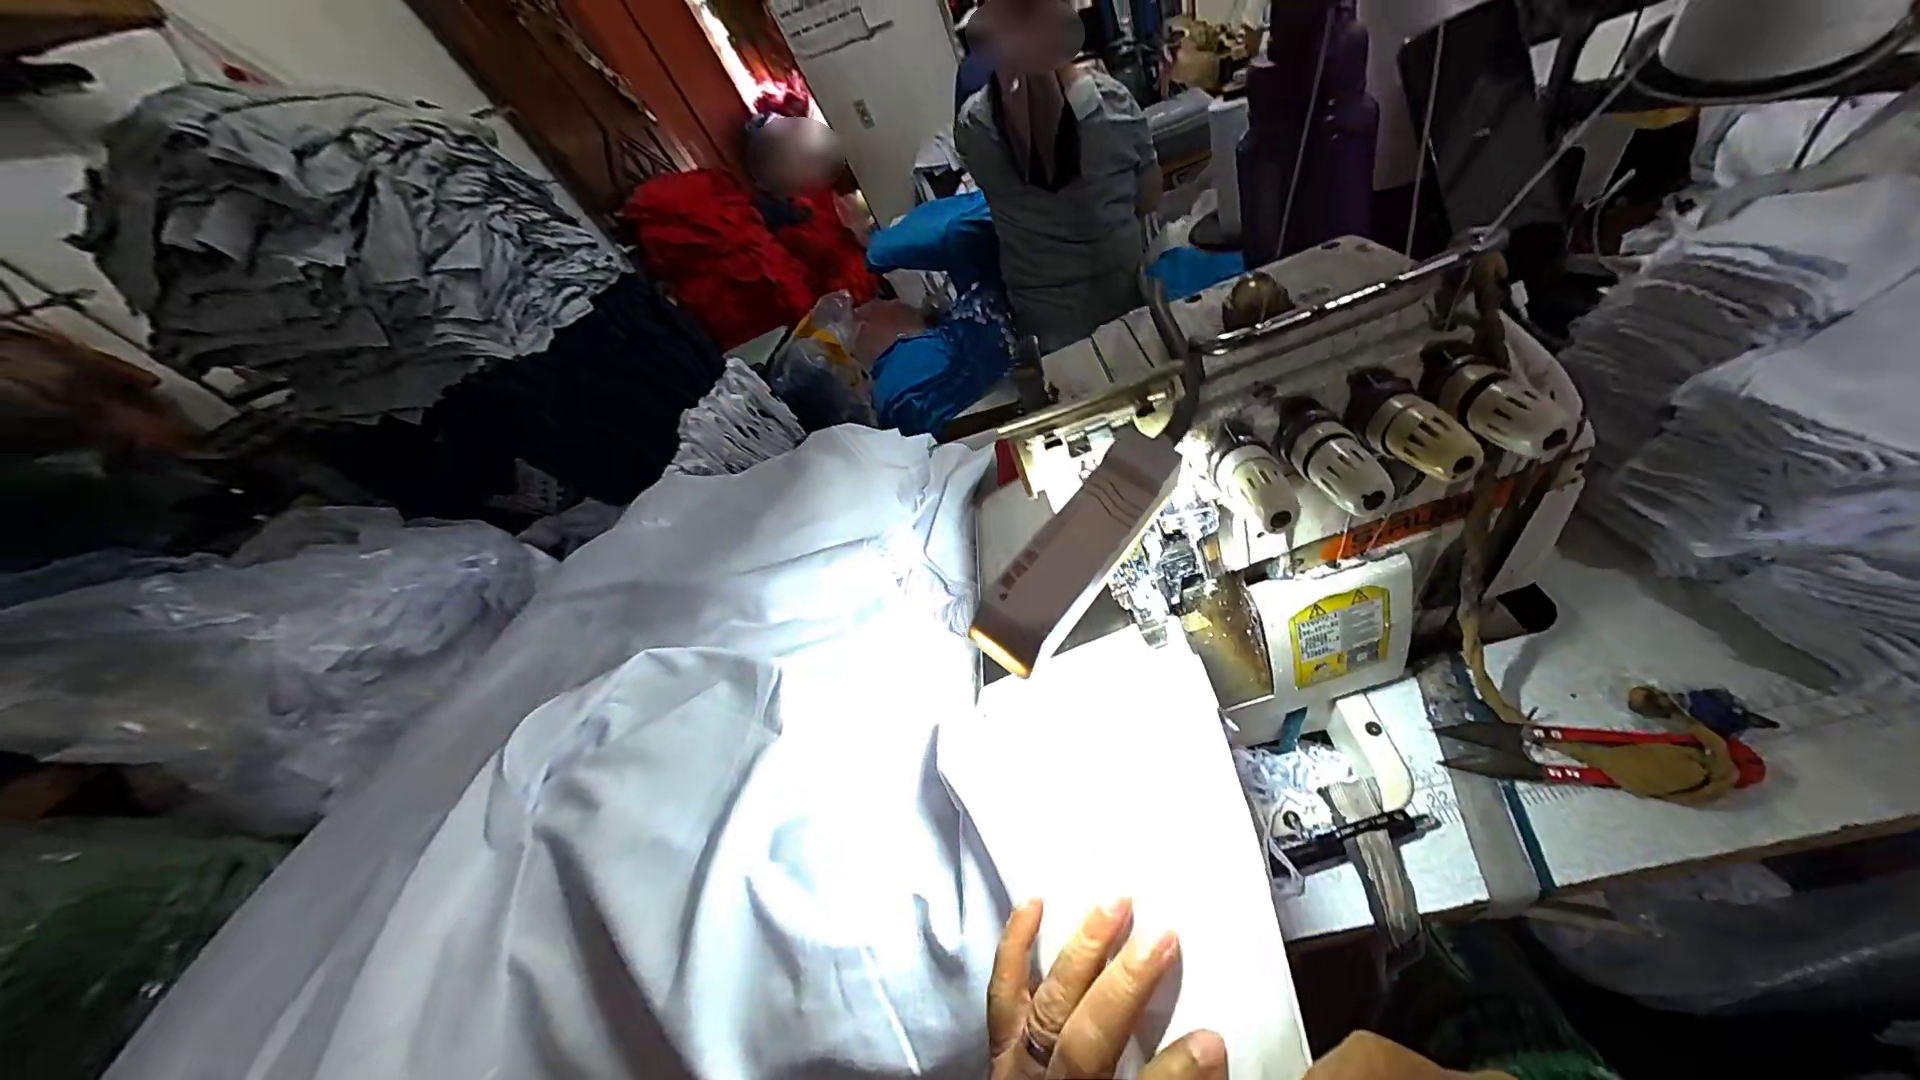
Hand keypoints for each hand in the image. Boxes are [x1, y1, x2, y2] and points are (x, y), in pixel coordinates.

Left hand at [989, 898, 1226, 1079]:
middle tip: (1161, 937)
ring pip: (1049, 1003)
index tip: (1211, 1038)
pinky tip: (1034, 902)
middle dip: (1125, 984)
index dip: (1178, 1068)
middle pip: (1087, 1038)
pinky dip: (1014, 944)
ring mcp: (1017, 1062)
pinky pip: (1002, 991)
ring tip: (1113, 906)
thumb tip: (1211, 1050)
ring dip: (1083, 950)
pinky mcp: (1000, 1040)